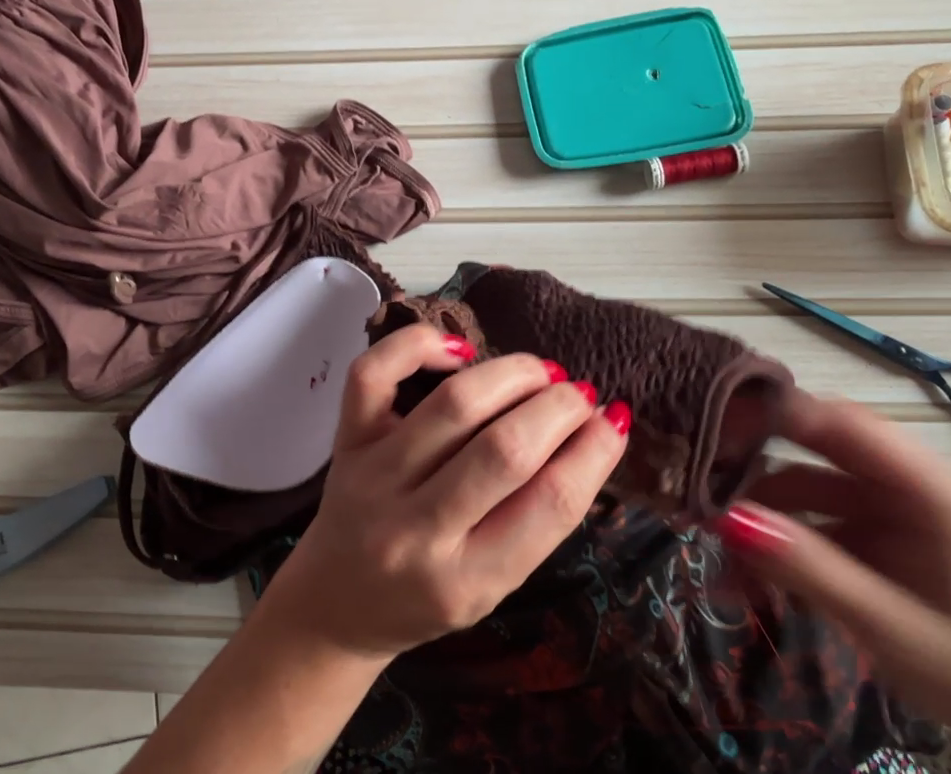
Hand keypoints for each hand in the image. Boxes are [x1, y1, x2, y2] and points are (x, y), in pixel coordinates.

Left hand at [254, 324, 630, 660]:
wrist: (338, 604)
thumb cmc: (427, 597)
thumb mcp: (494, 585)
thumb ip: (539, 519)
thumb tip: (597, 430)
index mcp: (467, 580)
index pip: (549, 505)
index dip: (593, 451)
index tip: (613, 419)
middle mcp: (416, 531)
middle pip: (504, 449)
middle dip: (558, 408)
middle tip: (580, 393)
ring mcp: (374, 479)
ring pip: (453, 406)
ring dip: (513, 375)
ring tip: (541, 373)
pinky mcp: (346, 440)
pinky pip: (374, 374)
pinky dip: (420, 346)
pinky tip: (460, 353)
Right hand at [716, 394, 950, 773]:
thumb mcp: (888, 627)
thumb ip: (810, 569)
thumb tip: (726, 519)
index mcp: (936, 493)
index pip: (848, 425)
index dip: (781, 414)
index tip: (714, 421)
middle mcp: (913, 489)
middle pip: (821, 454)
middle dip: (759, 474)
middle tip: (698, 490)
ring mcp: (897, 514)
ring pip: (811, 490)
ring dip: (764, 518)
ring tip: (719, 557)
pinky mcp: (882, 541)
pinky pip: (819, 525)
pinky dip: (783, 545)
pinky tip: (750, 578)